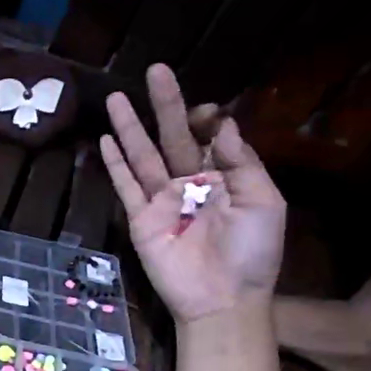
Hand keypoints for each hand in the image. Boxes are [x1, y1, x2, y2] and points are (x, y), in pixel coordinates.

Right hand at [102, 64, 285, 322]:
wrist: (222, 300)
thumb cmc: (252, 253)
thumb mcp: (264, 202)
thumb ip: (243, 162)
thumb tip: (223, 123)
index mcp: (223, 177)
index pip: (208, 136)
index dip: (204, 117)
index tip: (202, 110)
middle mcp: (190, 183)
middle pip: (172, 137)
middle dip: (164, 104)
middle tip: (155, 70)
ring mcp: (162, 201)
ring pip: (144, 156)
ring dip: (130, 128)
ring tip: (117, 98)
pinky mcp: (141, 220)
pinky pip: (126, 186)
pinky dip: (116, 165)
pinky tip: (106, 140)